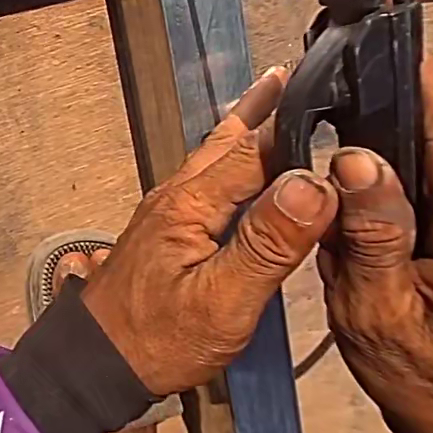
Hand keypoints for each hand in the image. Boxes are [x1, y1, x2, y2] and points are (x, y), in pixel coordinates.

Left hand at [82, 67, 339, 395]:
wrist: (100, 358)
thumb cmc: (160, 338)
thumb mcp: (222, 301)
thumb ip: (266, 244)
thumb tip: (312, 185)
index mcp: (189, 204)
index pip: (252, 153)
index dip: (293, 126)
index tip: (332, 94)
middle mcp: (176, 195)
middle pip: (228, 143)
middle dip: (264, 109)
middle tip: (302, 73)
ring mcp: (168, 208)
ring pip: (213, 156)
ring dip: (246, 127)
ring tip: (276, 96)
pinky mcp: (168, 225)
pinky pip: (207, 178)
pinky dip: (234, 158)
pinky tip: (247, 161)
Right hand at [318, 56, 432, 432]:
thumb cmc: (428, 383)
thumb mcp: (378, 313)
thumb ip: (369, 235)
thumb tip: (354, 156)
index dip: (425, 88)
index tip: (391, 40)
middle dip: (396, 106)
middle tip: (336, 75)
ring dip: (390, 141)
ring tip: (334, 110)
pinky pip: (431, 199)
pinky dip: (393, 177)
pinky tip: (352, 173)